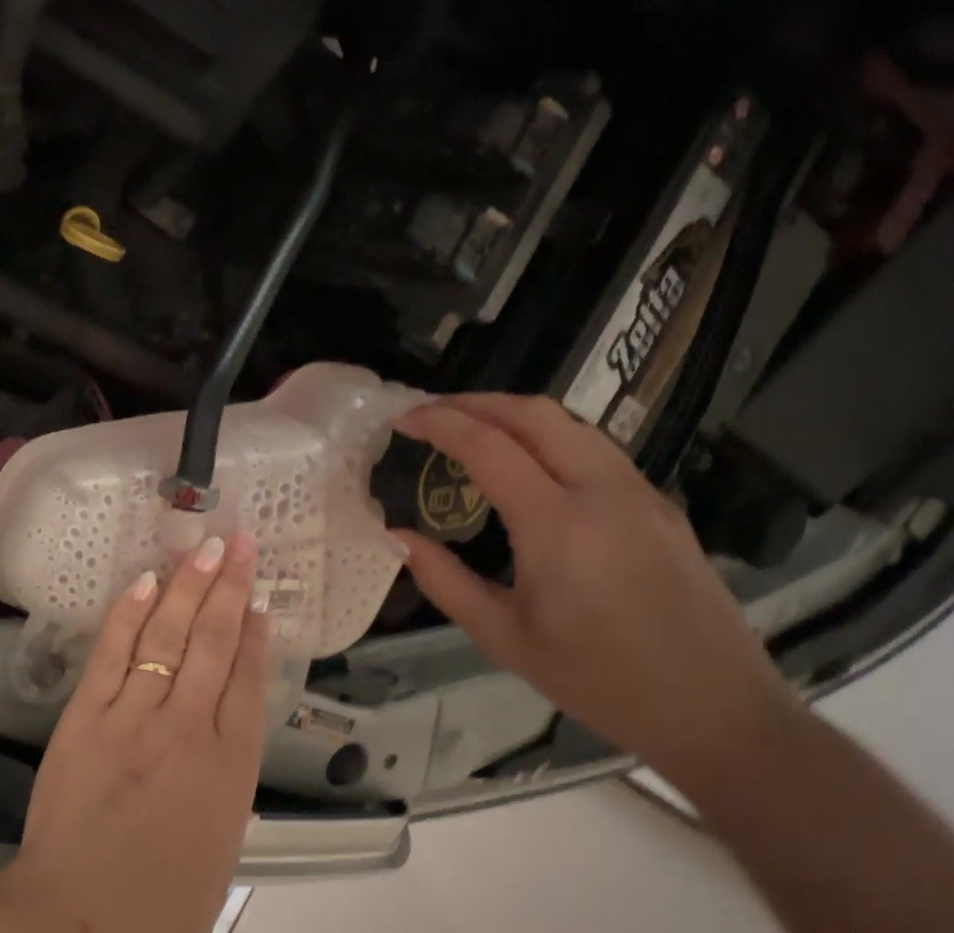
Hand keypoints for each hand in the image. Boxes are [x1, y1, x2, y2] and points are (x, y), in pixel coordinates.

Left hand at [0, 534, 270, 932]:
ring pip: (168, 636)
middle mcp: (188, 729)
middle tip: (241, 541)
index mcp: (231, 768)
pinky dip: (129, 615)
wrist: (83, 915)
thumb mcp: (218, 838)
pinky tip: (145, 583)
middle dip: (229, 587)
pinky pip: (113, 654)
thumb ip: (222, 775)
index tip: (260, 595)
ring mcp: (134, 716)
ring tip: (206, 547)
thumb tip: (221, 724)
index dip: (255, 631)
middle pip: (214, 643)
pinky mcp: (86, 714)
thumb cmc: (161, 896)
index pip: (248, 679)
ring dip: (188, 587)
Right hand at [392, 394, 800, 783]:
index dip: (438, 422)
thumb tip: (396, 535)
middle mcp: (603, 494)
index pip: (487, 444)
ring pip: (571, 424)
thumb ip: (443, 580)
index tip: (400, 420)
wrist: (719, 712)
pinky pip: (597, 449)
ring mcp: (641, 496)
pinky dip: (549, 436)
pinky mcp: (662, 507)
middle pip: (534, 414)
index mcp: (558, 525)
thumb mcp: (504, 638)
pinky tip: (528, 463)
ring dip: (514, 414)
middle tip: (430, 414)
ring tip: (472, 428)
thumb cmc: (600, 680)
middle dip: (474, 402)